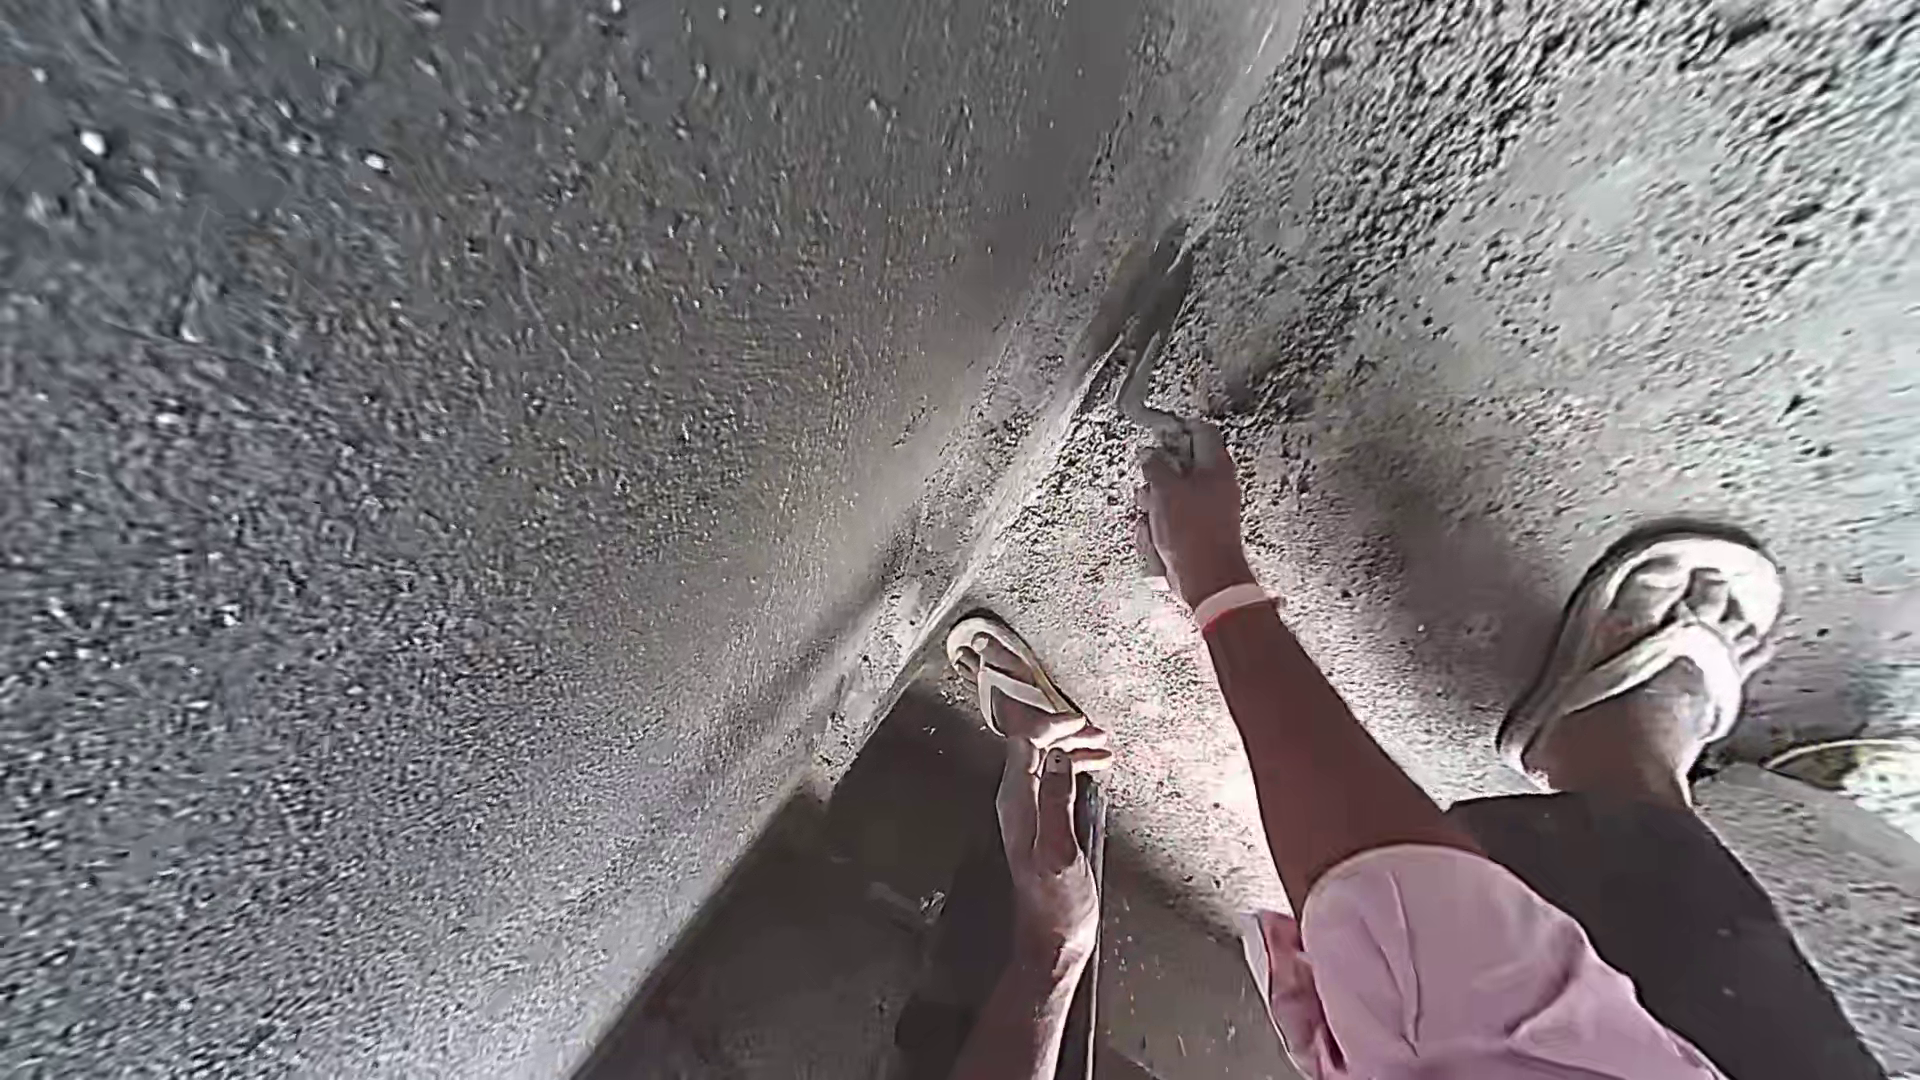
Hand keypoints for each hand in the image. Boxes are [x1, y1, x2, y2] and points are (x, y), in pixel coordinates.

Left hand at [996, 738, 1108, 970]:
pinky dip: (1073, 767)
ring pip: (1045, 761)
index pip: (1025, 744)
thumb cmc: (1057, 902)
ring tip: (1102, 746)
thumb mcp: (1060, 849)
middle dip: (1065, 734)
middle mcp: (1016, 799)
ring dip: (1072, 749)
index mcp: (1016, 800)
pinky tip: (1092, 768)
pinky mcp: (1039, 817)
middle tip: (1097, 733)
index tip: (1078, 722)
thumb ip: (1055, 799)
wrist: (1053, 937)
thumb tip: (1056, 756)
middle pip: (1034, 747)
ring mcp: (1026, 807)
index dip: (1050, 726)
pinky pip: (1052, 778)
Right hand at [1136, 420, 1256, 607]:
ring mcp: (1204, 509)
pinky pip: (1166, 521)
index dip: (1177, 430)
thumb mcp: (1166, 490)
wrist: (1204, 577)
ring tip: (1152, 521)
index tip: (1156, 434)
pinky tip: (1157, 539)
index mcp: (1216, 468)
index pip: (1200, 432)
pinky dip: (1156, 529)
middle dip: (1155, 479)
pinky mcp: (1192, 530)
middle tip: (1149, 490)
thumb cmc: (1193, 532)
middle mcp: (1214, 486)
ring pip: (1167, 496)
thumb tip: (1148, 455)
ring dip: (1152, 506)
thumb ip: (1155, 466)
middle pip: (1177, 467)